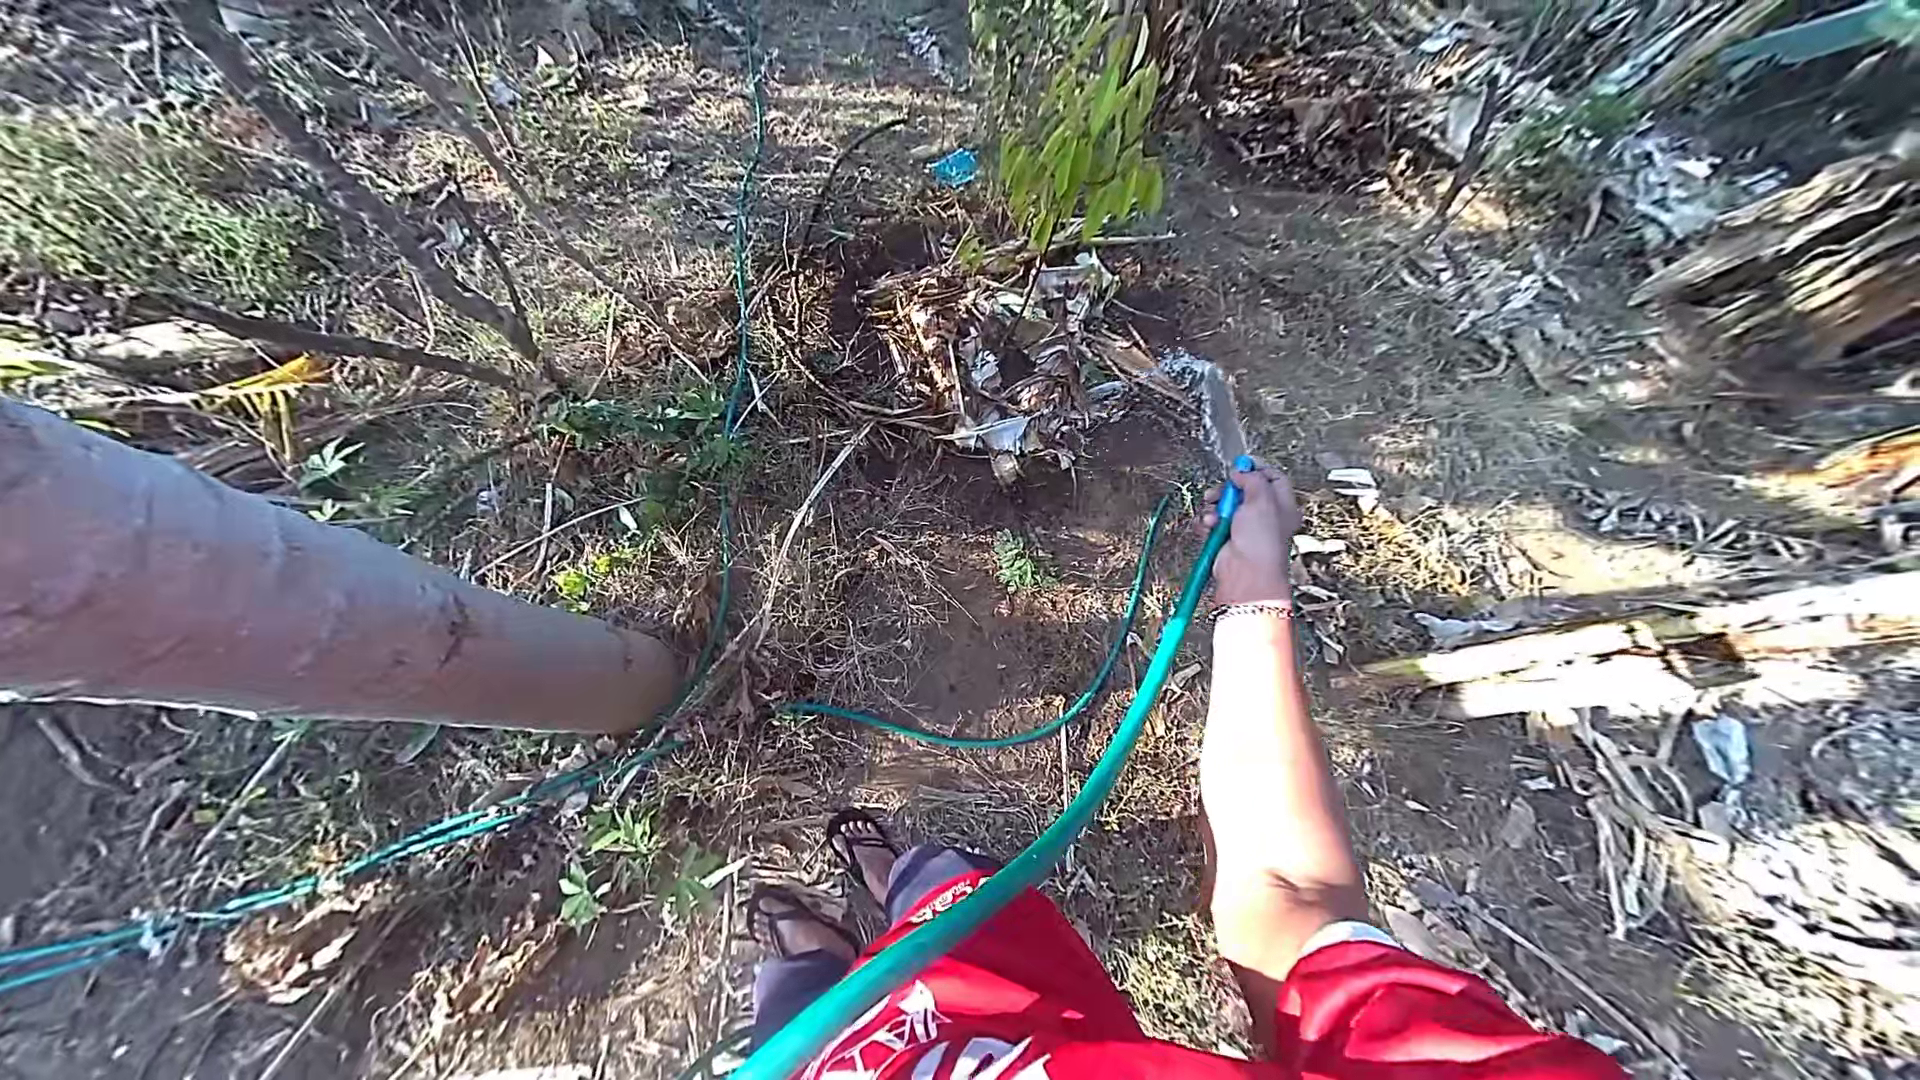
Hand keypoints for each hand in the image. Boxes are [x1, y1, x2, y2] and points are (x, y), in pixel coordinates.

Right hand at [1203, 464, 1300, 605]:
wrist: (1244, 573)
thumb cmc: (1261, 541)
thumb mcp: (1261, 499)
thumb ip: (1251, 479)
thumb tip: (1241, 471)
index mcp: (1281, 505)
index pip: (1272, 478)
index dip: (1256, 469)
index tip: (1241, 464)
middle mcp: (1263, 516)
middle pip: (1242, 490)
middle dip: (1226, 490)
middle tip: (1219, 492)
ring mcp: (1243, 528)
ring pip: (1223, 506)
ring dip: (1214, 508)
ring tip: (1213, 515)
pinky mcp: (1224, 538)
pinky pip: (1211, 522)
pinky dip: (1207, 522)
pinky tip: (1209, 526)